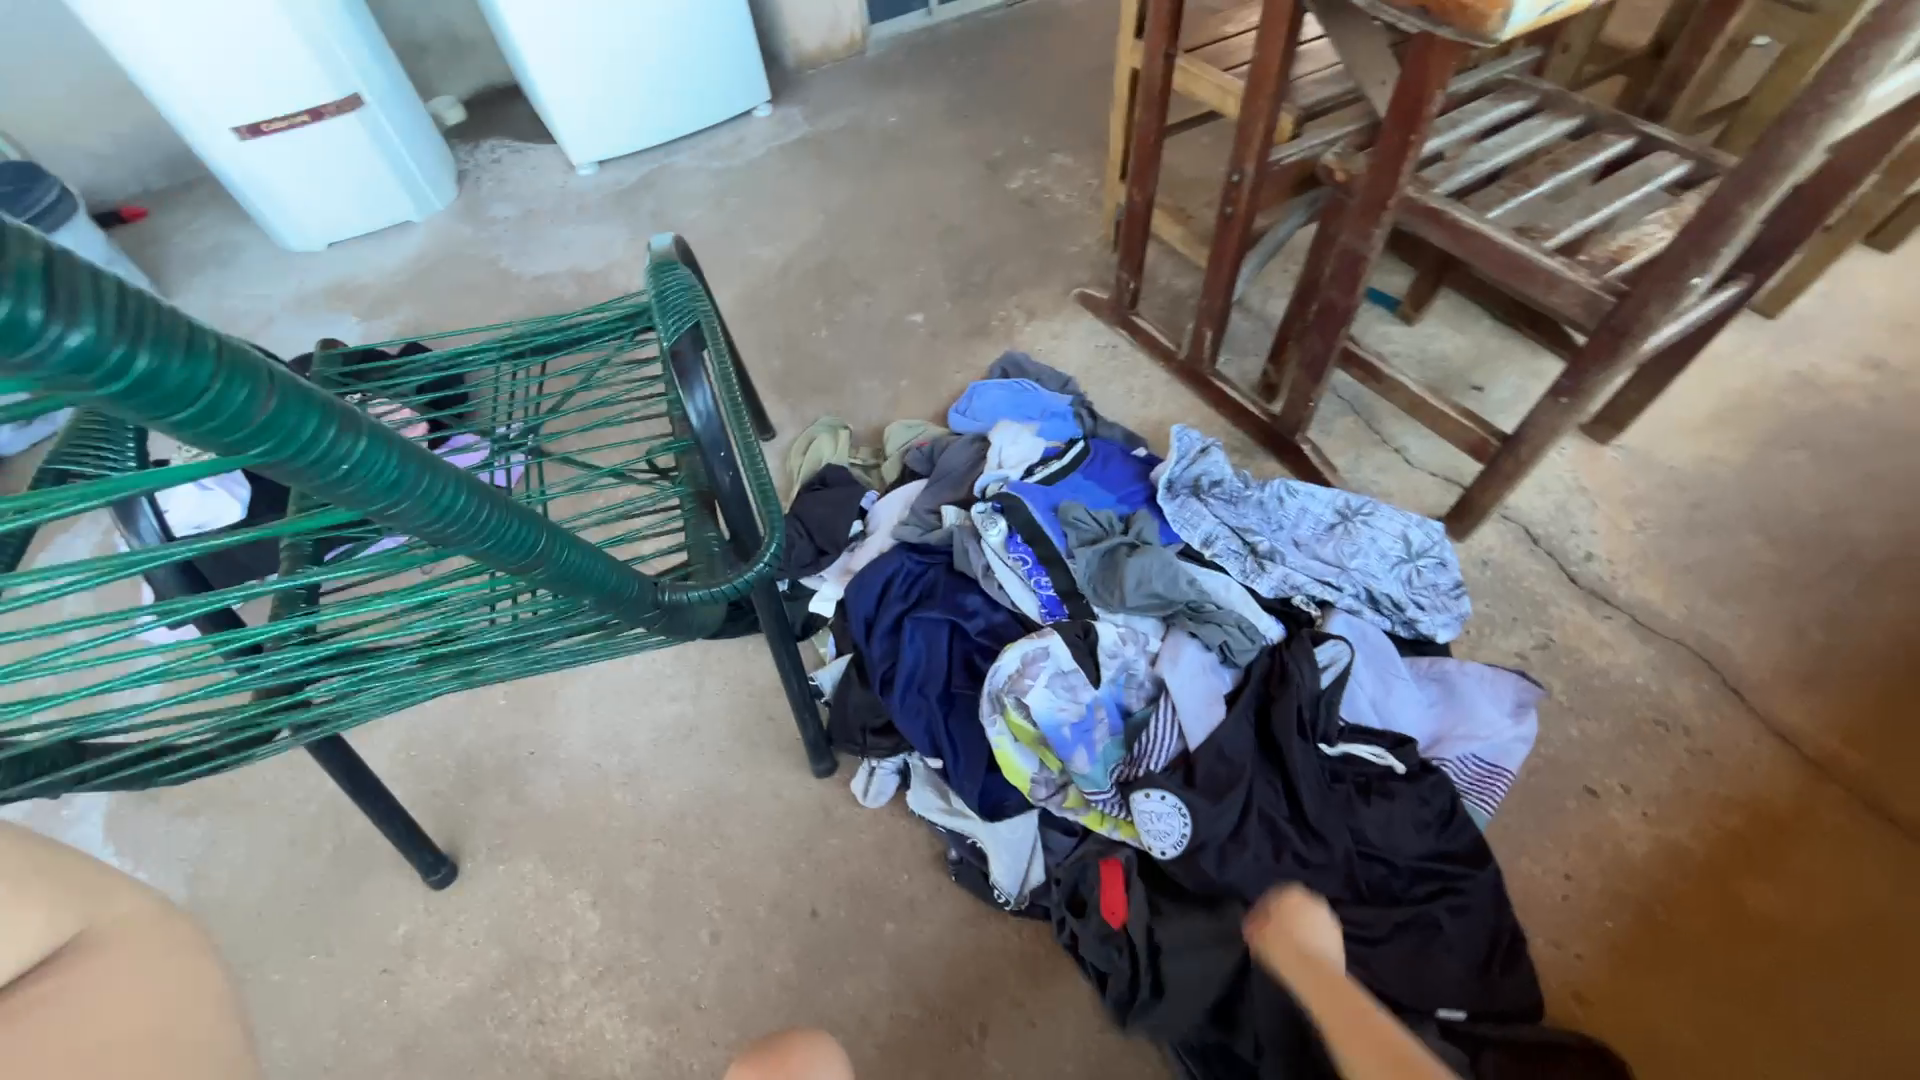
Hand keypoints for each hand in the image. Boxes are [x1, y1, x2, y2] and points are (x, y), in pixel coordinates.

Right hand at [1244, 884, 1344, 977]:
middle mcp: (1312, 898)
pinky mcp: (1340, 937)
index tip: (1258, 927)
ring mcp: (1328, 917)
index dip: (1263, 912)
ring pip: (1308, 921)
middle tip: (1275, 936)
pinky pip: (1320, 935)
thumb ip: (1252, 921)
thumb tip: (1254, 922)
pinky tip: (1305, 956)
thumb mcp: (1253, 932)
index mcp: (1290, 890)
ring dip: (1301, 930)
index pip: (1271, 896)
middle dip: (1285, 919)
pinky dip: (1313, 942)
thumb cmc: (1279, 946)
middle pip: (1293, 907)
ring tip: (1291, 949)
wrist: (1315, 973)